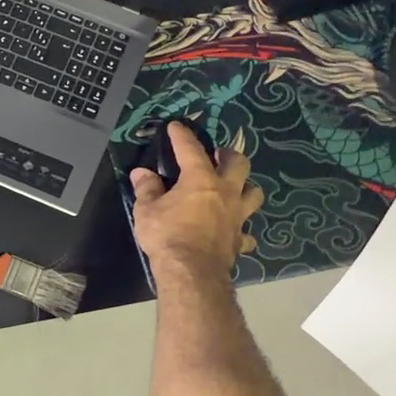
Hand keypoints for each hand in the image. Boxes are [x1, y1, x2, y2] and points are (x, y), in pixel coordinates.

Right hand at [129, 123, 263, 285]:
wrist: (190, 270)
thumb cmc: (166, 235)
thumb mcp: (146, 210)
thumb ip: (146, 189)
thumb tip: (141, 173)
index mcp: (200, 181)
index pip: (191, 151)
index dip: (183, 136)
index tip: (177, 125)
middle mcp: (226, 193)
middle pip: (239, 164)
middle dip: (229, 155)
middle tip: (220, 154)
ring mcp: (238, 216)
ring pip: (254, 192)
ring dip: (246, 186)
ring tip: (235, 188)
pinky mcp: (241, 238)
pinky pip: (247, 230)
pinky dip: (241, 228)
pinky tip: (234, 230)